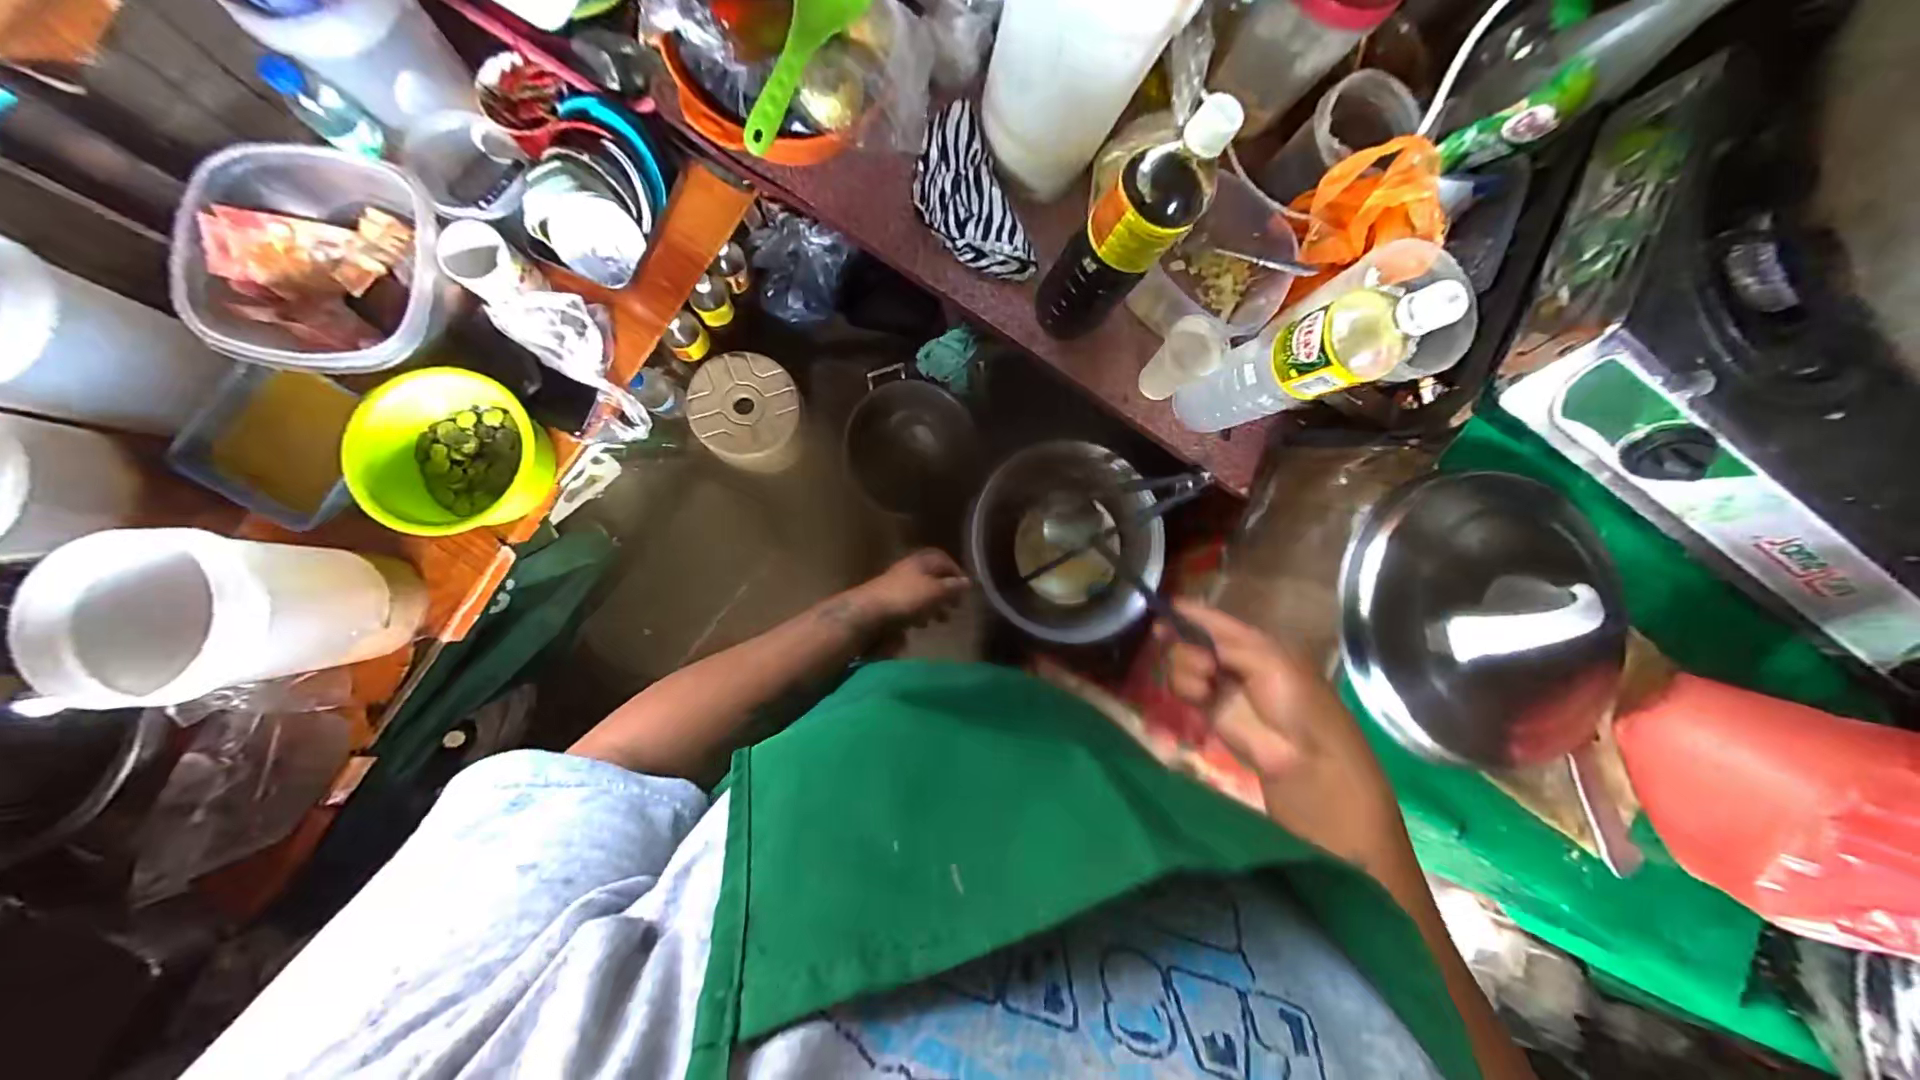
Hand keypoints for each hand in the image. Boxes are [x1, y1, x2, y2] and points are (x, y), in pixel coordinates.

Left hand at [849, 548, 970, 628]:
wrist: (867, 611)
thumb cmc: (905, 598)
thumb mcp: (935, 592)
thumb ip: (952, 587)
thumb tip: (968, 582)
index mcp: (921, 562)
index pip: (943, 559)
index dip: (956, 571)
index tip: (965, 588)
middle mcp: (909, 569)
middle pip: (932, 577)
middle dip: (946, 592)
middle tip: (955, 607)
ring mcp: (896, 584)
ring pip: (921, 592)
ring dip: (934, 605)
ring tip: (942, 620)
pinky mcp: (887, 600)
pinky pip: (908, 604)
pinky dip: (919, 612)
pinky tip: (920, 625)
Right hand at [1163, 602, 1407, 876]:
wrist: (1306, 761)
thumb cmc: (1298, 703)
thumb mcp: (1268, 658)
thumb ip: (1224, 637)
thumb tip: (1181, 613)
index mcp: (1256, 643)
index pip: (1214, 620)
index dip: (1189, 613)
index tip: (1164, 610)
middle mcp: (1233, 660)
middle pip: (1191, 638)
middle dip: (1187, 642)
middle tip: (1201, 660)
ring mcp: (1220, 686)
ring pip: (1182, 662)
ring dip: (1186, 666)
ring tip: (1205, 681)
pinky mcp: (1207, 711)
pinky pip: (1183, 687)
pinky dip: (1184, 685)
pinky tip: (1199, 693)